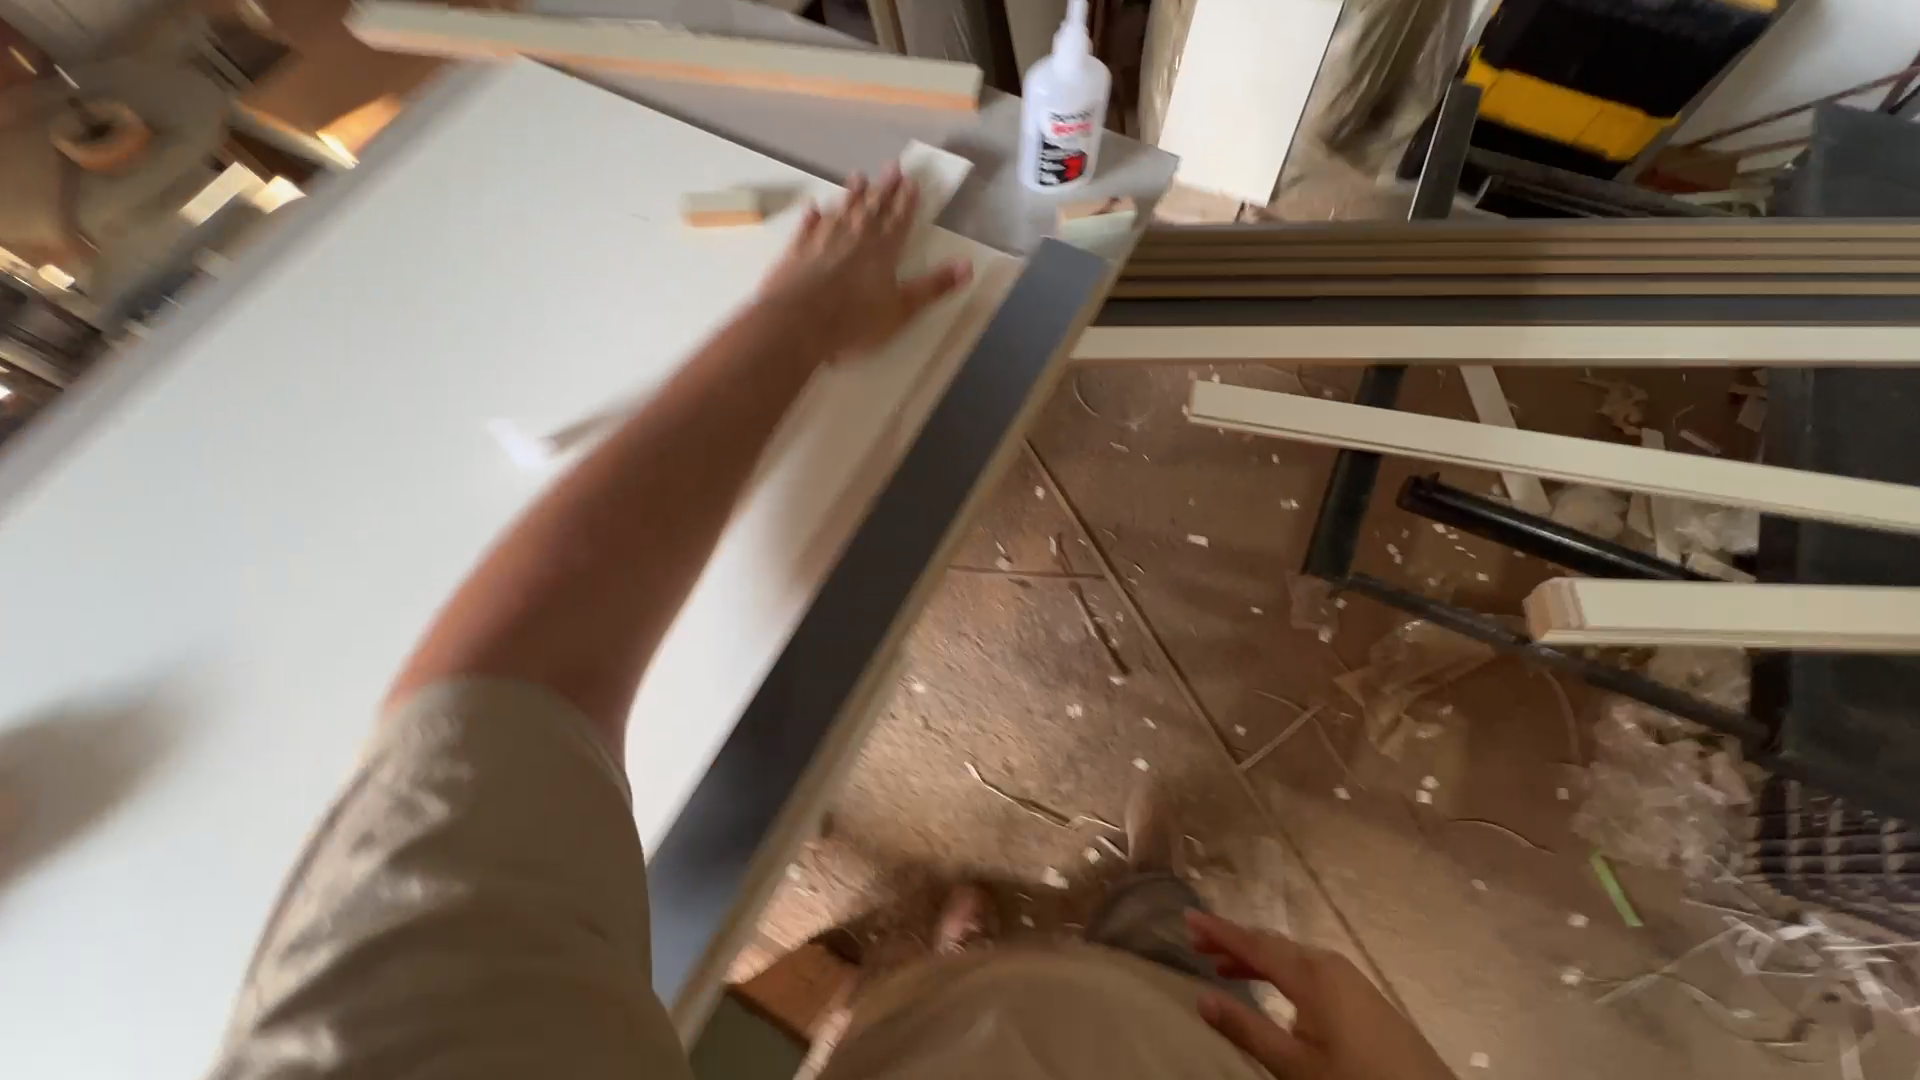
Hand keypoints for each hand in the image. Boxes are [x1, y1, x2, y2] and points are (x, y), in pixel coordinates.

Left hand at [757, 166, 972, 363]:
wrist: (798, 322)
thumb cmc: (855, 321)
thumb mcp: (902, 309)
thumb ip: (933, 287)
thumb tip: (968, 265)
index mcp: (883, 251)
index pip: (899, 221)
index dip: (907, 202)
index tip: (912, 182)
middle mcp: (854, 237)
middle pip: (872, 208)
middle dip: (883, 189)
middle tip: (892, 166)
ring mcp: (822, 240)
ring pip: (840, 210)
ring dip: (851, 194)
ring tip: (858, 177)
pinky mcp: (796, 250)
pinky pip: (806, 227)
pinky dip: (811, 216)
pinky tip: (813, 207)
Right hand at [1187, 910, 1454, 1079]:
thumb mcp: (1296, 1067)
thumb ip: (1247, 1029)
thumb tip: (1200, 996)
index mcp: (1310, 974)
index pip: (1253, 944)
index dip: (1218, 931)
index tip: (1187, 915)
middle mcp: (1328, 964)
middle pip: (1271, 944)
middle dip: (1233, 941)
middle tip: (1197, 942)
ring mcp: (1350, 979)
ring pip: (1291, 956)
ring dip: (1257, 957)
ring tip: (1224, 965)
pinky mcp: (1363, 996)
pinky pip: (1309, 968)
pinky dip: (1281, 970)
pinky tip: (1274, 988)